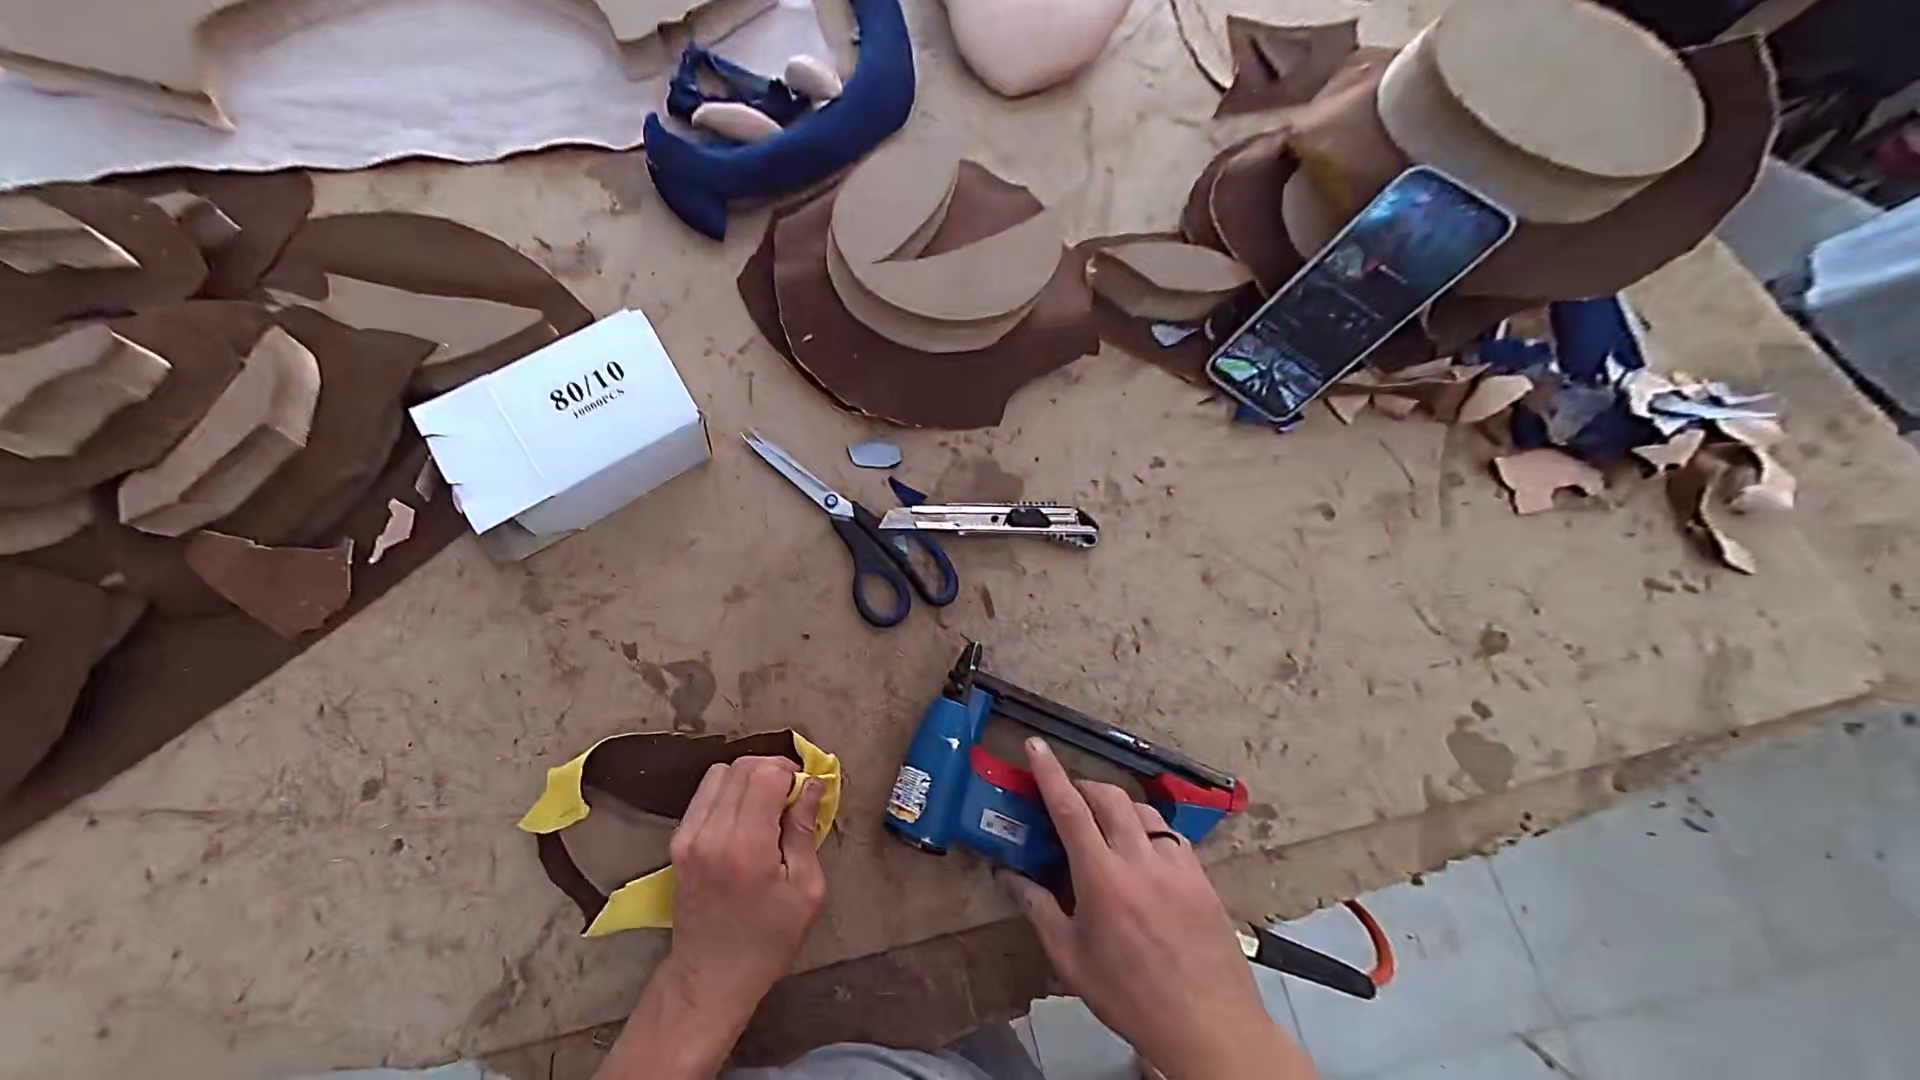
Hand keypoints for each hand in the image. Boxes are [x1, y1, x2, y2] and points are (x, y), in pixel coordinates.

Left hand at [668, 755, 828, 999]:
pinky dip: (729, 790)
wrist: (710, 977)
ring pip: (721, 772)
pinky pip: (705, 792)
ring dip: (750, 776)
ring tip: (768, 802)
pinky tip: (744, 813)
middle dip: (774, 769)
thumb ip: (805, 830)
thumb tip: (811, 784)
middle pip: (743, 767)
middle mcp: (712, 834)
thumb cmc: (767, 939)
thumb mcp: (806, 889)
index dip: (791, 773)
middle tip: (792, 794)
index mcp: (747, 847)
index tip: (806, 790)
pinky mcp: (678, 841)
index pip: (766, 775)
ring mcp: (688, 836)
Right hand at [1000, 738, 1317, 1079]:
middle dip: (1084, 786)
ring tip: (1106, 826)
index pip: (1070, 809)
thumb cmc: (1129, 996)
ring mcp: (1175, 865)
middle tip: (1069, 800)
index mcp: (1102, 878)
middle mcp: (1139, 859)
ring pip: (1142, 810)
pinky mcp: (1201, 876)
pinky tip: (1144, 853)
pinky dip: (1149, 830)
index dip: (1050, 772)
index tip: (1036, 744)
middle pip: (1109, 796)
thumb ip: (1038, 909)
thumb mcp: (1071, 959)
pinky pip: (1170, 835)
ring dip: (1118, 806)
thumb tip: (1008, 875)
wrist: (1209, 1026)